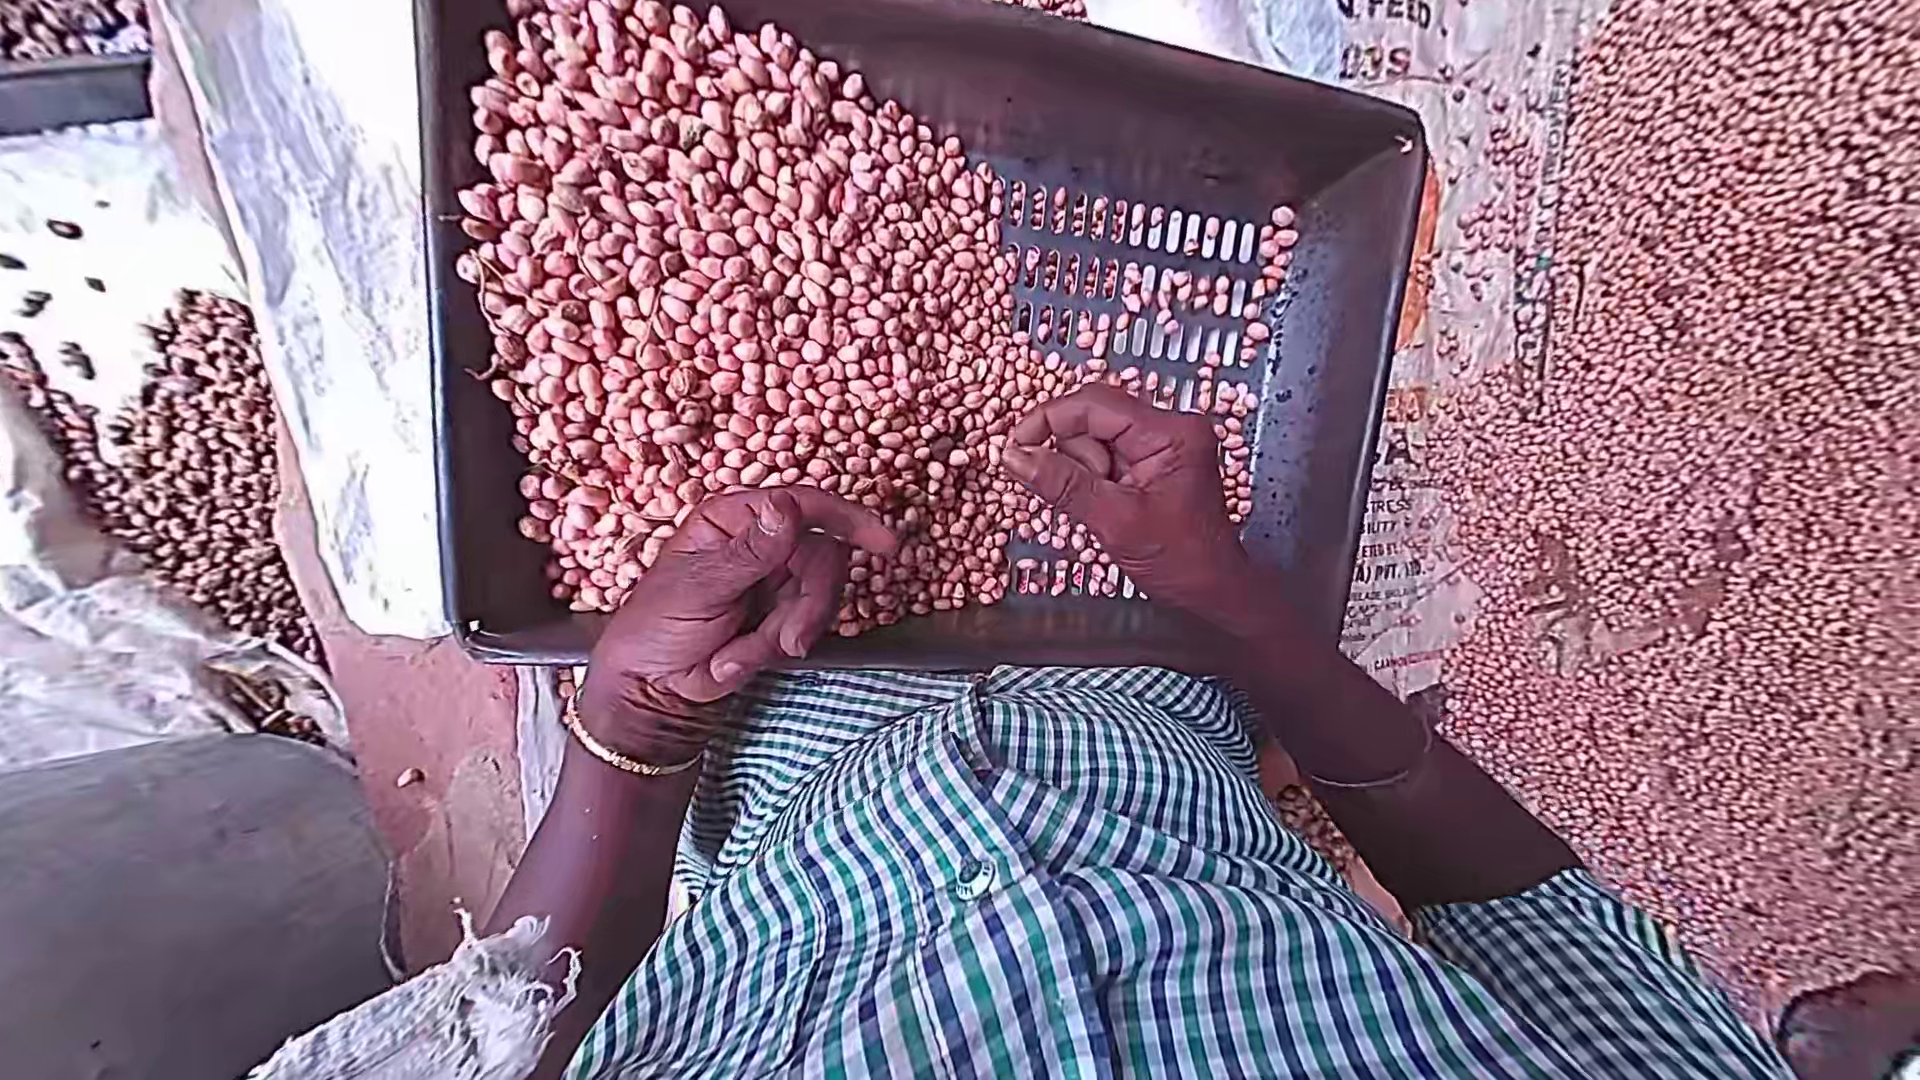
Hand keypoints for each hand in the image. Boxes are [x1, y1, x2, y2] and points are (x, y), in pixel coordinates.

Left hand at [576, 486, 896, 765]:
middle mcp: (764, 543)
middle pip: (825, 556)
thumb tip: (788, 507)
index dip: (848, 519)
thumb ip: (749, 552)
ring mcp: (778, 578)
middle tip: (790, 640)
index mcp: (736, 520)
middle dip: (811, 603)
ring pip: (823, 594)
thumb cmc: (657, 626)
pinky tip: (740, 657)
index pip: (803, 505)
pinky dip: (779, 646)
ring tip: (746, 653)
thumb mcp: (699, 588)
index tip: (885, 543)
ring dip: (792, 629)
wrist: (653, 688)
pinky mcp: (786, 613)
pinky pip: (810, 623)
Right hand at [1001, 383, 1249, 612]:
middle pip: (1090, 418)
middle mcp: (1168, 426)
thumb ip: (1062, 485)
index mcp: (1169, 432)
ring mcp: (1160, 442)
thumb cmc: (1179, 560)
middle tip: (1091, 497)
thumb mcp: (1114, 521)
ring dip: (1084, 472)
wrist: (1212, 588)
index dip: (1046, 420)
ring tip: (1106, 507)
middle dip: (1075, 458)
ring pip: (1092, 438)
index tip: (1015, 447)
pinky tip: (1107, 503)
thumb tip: (1014, 457)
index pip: (1093, 404)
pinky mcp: (1151, 460)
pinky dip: (1092, 479)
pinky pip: (1103, 456)